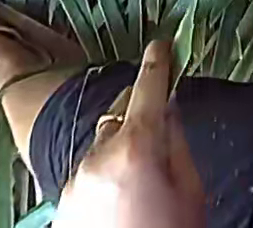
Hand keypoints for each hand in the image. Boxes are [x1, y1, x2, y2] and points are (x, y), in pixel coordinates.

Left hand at [54, 41, 204, 227]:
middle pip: (121, 112)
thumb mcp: (190, 190)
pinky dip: (103, 178)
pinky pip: (87, 175)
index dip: (158, 61)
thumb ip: (176, 140)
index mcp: (137, 146)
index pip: (148, 86)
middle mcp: (98, 156)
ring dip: (119, 151)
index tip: (162, 45)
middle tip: (159, 142)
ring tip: (138, 192)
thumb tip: (166, 110)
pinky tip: (119, 207)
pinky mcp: (62, 207)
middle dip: (139, 115)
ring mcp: (74, 183)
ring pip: (103, 145)